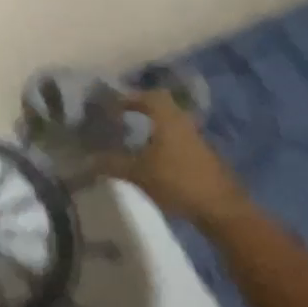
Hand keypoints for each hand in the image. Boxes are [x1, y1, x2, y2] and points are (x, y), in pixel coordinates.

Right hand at [94, 88, 251, 230]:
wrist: (221, 209)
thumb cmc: (177, 182)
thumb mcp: (138, 174)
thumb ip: (112, 164)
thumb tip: (86, 160)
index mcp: (168, 119)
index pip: (150, 96)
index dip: (131, 97)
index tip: (113, 106)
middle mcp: (184, 123)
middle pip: (163, 107)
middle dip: (142, 110)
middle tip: (122, 119)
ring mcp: (197, 140)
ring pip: (172, 124)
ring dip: (155, 127)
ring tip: (134, 139)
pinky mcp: (204, 157)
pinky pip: (180, 140)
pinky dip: (165, 142)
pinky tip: (154, 159)